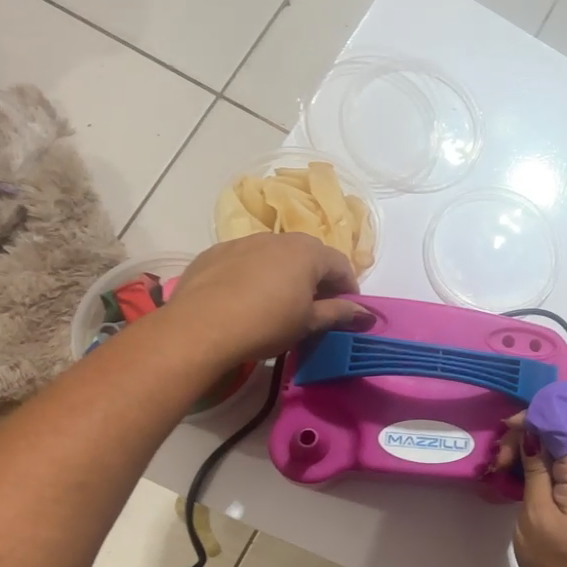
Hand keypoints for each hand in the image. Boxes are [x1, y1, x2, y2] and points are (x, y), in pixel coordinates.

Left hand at [161, 233, 368, 366]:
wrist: (199, 328)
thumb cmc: (266, 324)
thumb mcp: (309, 323)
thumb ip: (339, 313)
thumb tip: (367, 314)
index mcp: (308, 252)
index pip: (341, 265)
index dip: (349, 289)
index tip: (347, 311)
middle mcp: (278, 238)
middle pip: (309, 255)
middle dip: (318, 278)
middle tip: (316, 307)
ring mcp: (243, 242)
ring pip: (276, 255)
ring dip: (286, 274)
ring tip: (280, 303)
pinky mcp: (215, 253)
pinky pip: (246, 261)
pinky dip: (255, 275)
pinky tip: (247, 300)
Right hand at [505, 414, 566, 566]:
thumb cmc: (550, 554)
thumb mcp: (536, 511)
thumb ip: (536, 470)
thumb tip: (532, 434)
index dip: (539, 419)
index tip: (510, 426)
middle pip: (558, 437)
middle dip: (526, 437)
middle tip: (499, 459)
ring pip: (553, 451)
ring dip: (525, 452)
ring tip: (500, 468)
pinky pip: (553, 468)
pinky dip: (532, 466)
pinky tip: (511, 474)